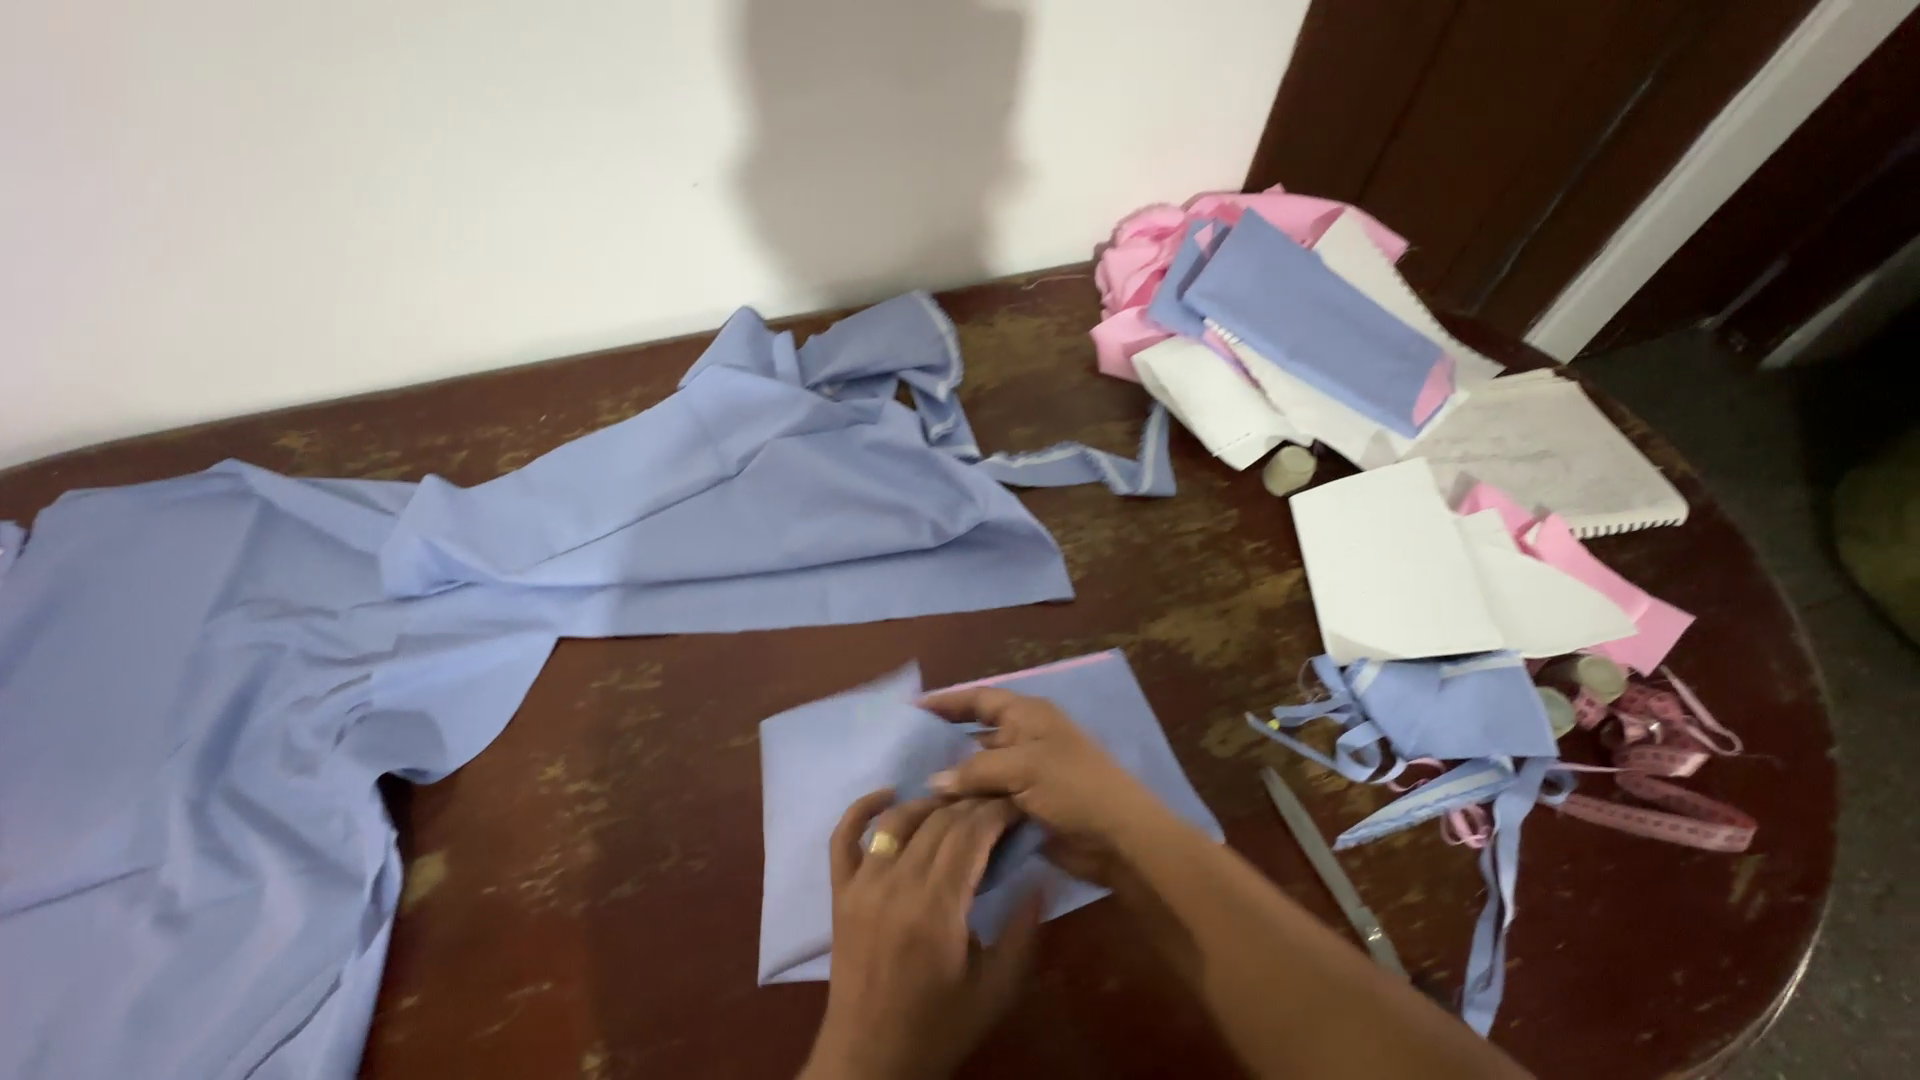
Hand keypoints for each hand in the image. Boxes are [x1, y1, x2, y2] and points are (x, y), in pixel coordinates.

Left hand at [801, 792, 1041, 1079]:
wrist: (871, 1060)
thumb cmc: (939, 1026)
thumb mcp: (997, 988)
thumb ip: (1023, 930)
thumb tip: (1040, 877)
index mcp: (937, 907)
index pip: (970, 833)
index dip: (997, 812)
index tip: (1018, 807)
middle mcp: (896, 884)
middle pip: (939, 822)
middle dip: (973, 805)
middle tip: (998, 806)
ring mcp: (862, 885)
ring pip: (898, 821)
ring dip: (932, 805)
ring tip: (960, 805)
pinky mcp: (840, 893)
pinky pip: (843, 838)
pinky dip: (861, 809)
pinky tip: (887, 795)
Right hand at [917, 688, 1164, 886]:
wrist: (1117, 837)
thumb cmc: (1073, 786)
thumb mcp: (1022, 767)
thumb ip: (975, 770)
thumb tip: (934, 781)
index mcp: (1026, 716)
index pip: (978, 700)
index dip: (946, 702)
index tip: (910, 709)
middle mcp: (1022, 739)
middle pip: (973, 736)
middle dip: (941, 745)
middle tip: (900, 758)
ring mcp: (1023, 775)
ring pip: (977, 773)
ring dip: (951, 781)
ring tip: (909, 790)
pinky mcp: (1024, 807)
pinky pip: (986, 801)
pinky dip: (966, 807)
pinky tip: (935, 817)